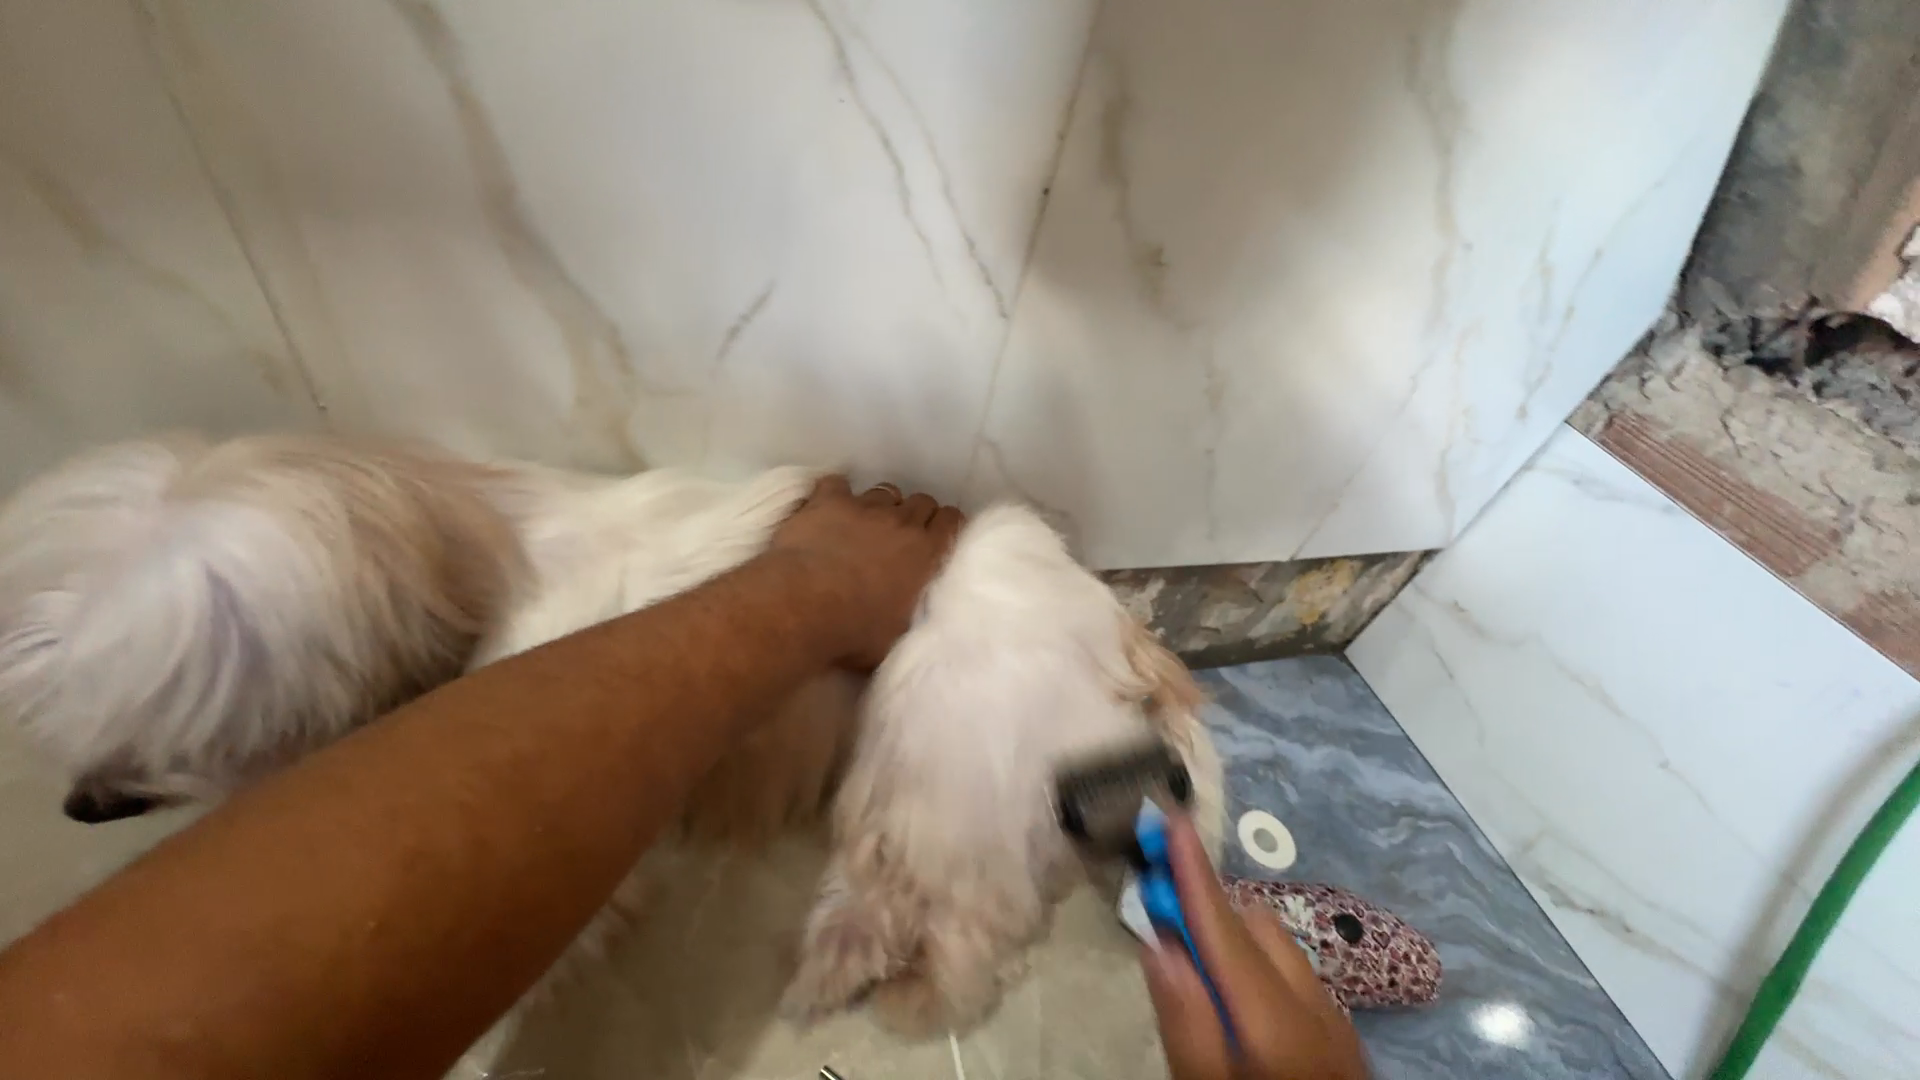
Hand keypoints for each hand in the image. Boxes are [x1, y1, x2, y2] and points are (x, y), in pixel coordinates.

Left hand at [768, 476, 964, 669]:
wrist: (802, 606)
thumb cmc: (854, 631)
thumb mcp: (898, 636)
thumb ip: (914, 616)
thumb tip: (915, 615)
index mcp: (926, 554)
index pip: (952, 521)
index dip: (947, 526)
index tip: (938, 539)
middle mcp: (901, 523)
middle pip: (922, 501)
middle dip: (917, 515)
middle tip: (901, 537)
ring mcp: (864, 507)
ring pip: (885, 491)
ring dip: (881, 506)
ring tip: (866, 525)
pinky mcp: (827, 500)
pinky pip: (838, 484)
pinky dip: (836, 493)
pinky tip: (829, 508)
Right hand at [1143, 817, 1369, 1079]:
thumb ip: (1184, 1021)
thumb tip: (1158, 943)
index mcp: (1275, 1018)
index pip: (1223, 926)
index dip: (1193, 871)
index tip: (1172, 818)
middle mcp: (1313, 1003)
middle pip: (1255, 926)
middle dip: (1210, 908)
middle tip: (1163, 919)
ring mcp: (1336, 1019)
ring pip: (1279, 947)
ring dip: (1234, 936)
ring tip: (1197, 968)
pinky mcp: (1342, 1036)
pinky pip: (1294, 973)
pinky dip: (1258, 964)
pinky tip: (1239, 1002)